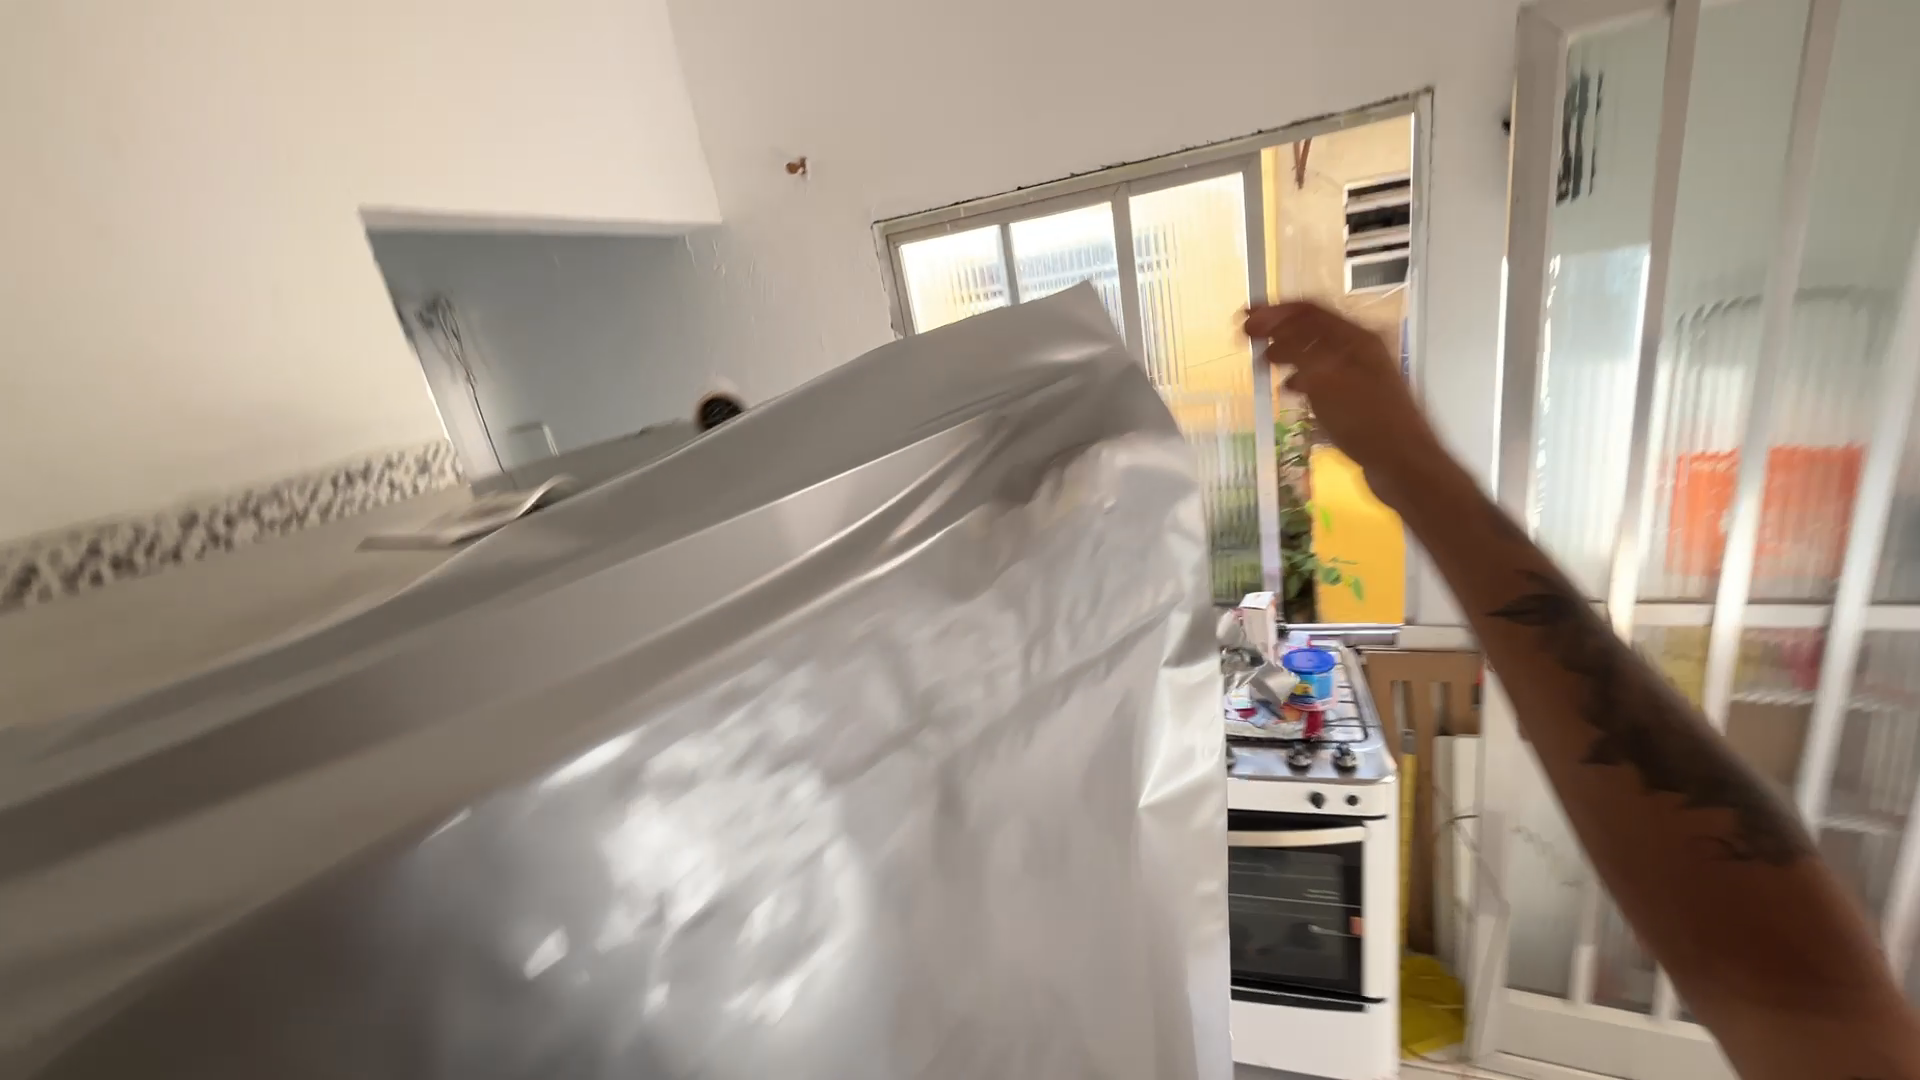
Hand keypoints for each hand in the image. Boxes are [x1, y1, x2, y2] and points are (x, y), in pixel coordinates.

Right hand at [1242, 301, 1443, 507]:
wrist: (1401, 462)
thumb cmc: (1367, 422)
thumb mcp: (1328, 381)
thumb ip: (1300, 352)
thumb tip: (1273, 333)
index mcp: (1355, 339)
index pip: (1309, 312)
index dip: (1274, 312)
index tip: (1245, 318)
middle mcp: (1358, 350)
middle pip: (1312, 327)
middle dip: (1277, 327)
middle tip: (1247, 332)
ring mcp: (1358, 372)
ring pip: (1314, 351)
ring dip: (1285, 350)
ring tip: (1261, 358)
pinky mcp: (1354, 396)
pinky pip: (1320, 375)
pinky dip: (1298, 375)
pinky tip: (1287, 388)